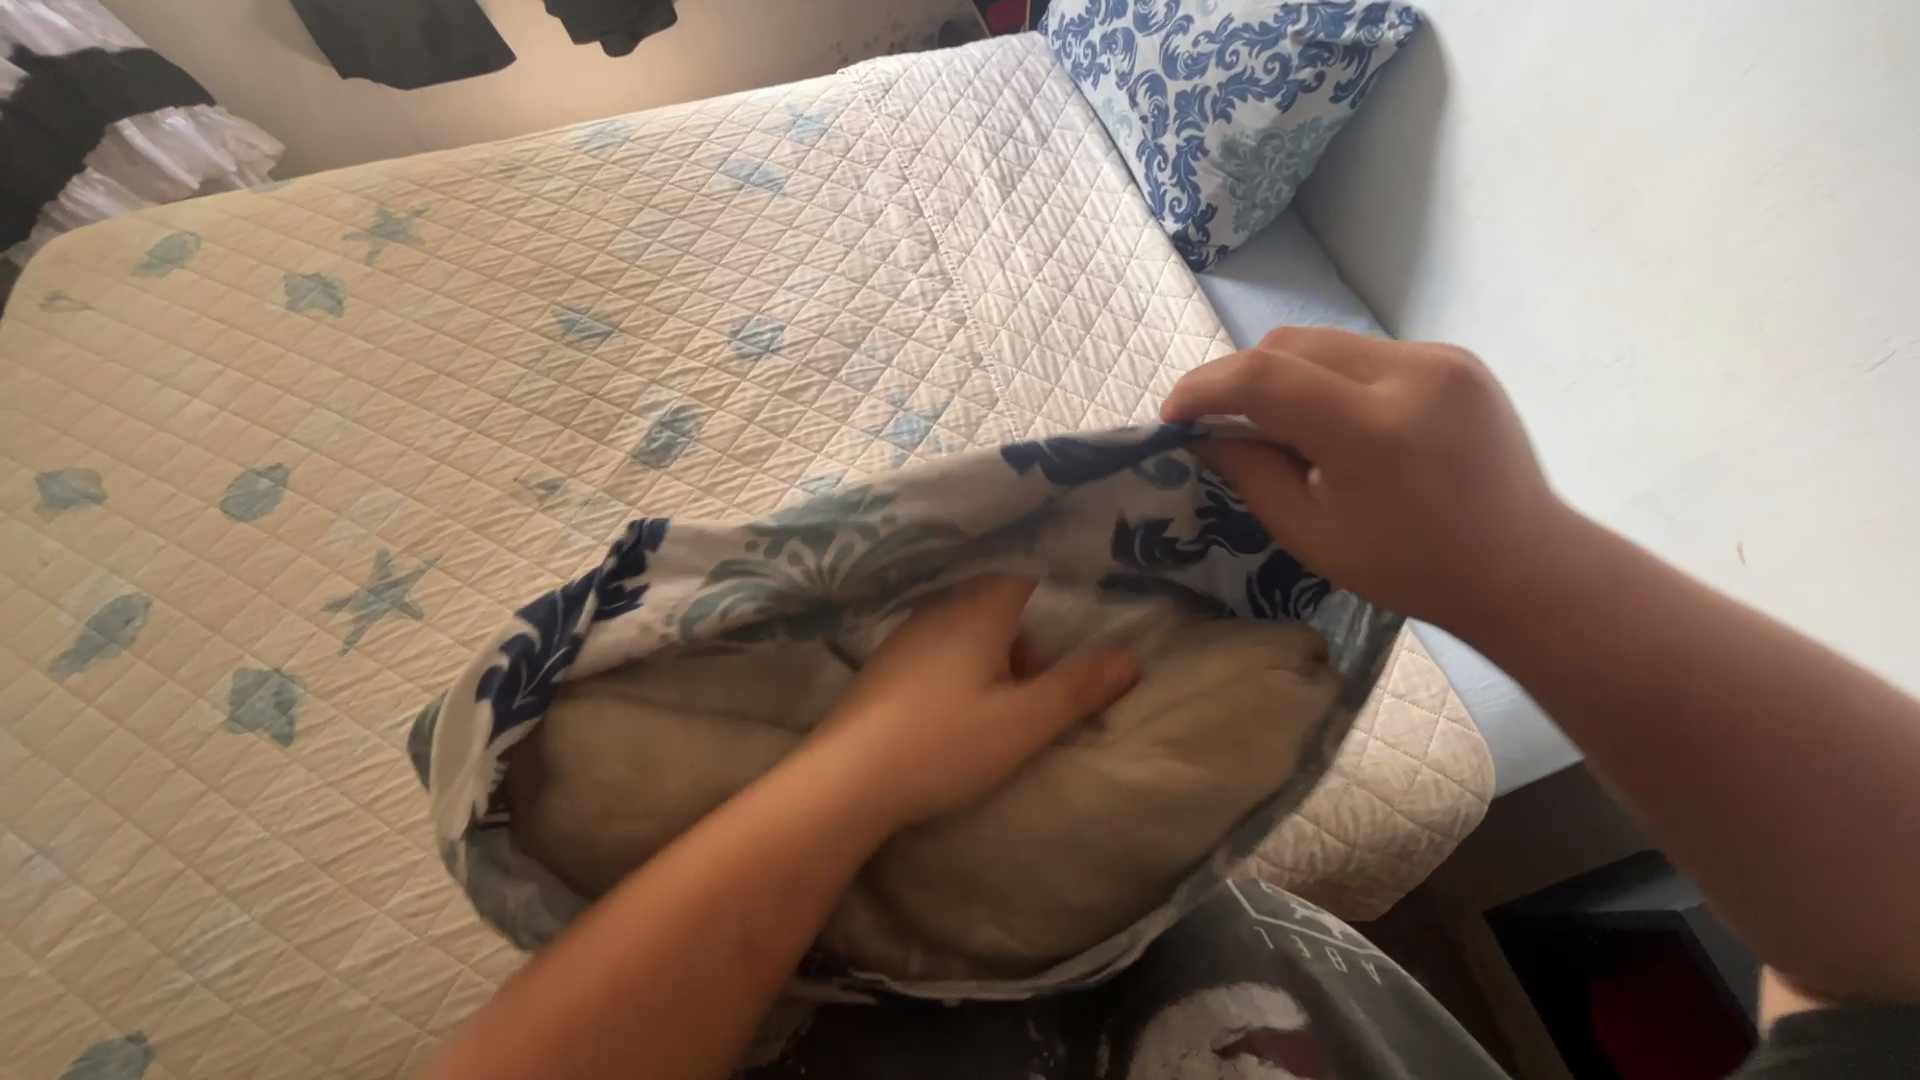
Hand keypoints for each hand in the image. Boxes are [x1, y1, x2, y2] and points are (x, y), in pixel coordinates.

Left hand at [806, 575, 1137, 828]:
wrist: (846, 780)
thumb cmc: (943, 745)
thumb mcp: (1023, 722)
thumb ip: (1079, 687)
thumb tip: (1130, 657)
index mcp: (980, 608)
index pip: (1029, 571)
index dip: (1060, 588)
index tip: (1083, 611)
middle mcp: (942, 607)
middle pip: (1001, 603)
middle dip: (1028, 640)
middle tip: (1039, 685)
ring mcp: (908, 633)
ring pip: (970, 628)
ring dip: (996, 659)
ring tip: (1000, 710)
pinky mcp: (887, 663)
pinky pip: (941, 647)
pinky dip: (963, 669)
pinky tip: (955, 714)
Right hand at [1162, 326, 1581, 627]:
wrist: (1522, 566)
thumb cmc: (1408, 567)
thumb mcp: (1308, 533)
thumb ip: (1249, 472)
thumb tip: (1204, 432)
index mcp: (1372, 430)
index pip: (1263, 377)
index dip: (1203, 388)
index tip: (1171, 415)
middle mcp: (1410, 375)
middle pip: (1287, 345)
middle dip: (1236, 379)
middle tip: (1215, 423)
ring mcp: (1439, 358)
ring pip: (1322, 342)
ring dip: (1280, 375)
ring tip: (1272, 425)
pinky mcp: (1452, 358)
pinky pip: (1360, 352)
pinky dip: (1324, 377)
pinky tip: (1328, 421)